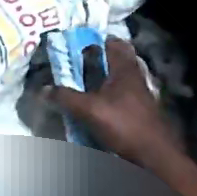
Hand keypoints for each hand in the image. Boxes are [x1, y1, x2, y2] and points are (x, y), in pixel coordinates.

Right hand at [43, 37, 188, 169]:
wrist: (153, 155)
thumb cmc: (124, 125)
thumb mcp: (89, 110)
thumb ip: (66, 97)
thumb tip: (43, 89)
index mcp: (125, 69)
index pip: (114, 43)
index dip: (97, 40)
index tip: (78, 44)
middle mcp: (135, 78)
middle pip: (117, 61)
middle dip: (99, 61)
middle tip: (78, 65)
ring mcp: (140, 95)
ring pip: (120, 80)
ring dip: (103, 80)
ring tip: (83, 86)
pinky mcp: (140, 112)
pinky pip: (122, 97)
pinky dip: (109, 97)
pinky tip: (98, 107)